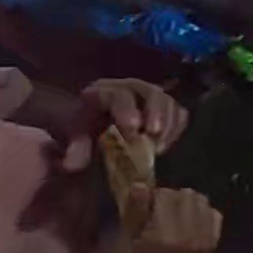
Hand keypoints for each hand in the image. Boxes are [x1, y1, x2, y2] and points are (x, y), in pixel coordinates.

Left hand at [59, 79, 189, 173]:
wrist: (97, 119)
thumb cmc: (87, 125)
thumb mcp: (77, 135)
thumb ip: (77, 148)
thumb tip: (72, 165)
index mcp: (106, 90)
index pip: (119, 95)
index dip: (127, 110)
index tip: (131, 131)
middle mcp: (132, 87)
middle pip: (151, 93)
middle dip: (156, 114)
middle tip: (153, 134)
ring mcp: (152, 95)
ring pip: (168, 102)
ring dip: (168, 125)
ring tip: (159, 147)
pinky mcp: (166, 106)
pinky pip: (179, 113)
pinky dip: (176, 129)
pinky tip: (164, 146)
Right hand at [77, 185, 223, 252]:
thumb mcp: (111, 249)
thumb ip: (132, 214)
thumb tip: (141, 184)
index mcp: (166, 237)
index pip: (166, 194)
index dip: (148, 195)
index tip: (135, 205)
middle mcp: (193, 238)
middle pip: (188, 195)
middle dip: (169, 198)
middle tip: (150, 213)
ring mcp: (205, 245)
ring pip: (202, 204)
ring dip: (185, 206)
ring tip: (165, 221)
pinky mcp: (209, 252)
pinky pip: (213, 219)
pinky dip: (200, 216)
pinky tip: (182, 228)